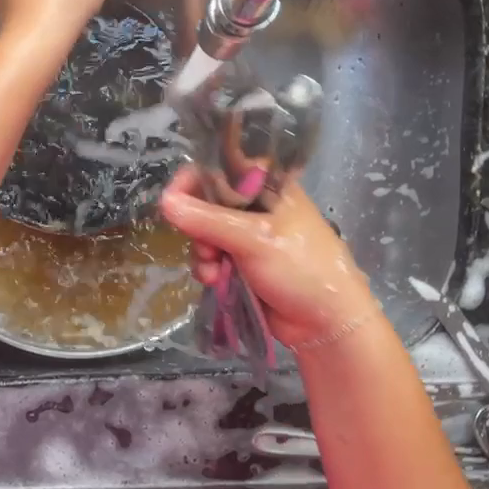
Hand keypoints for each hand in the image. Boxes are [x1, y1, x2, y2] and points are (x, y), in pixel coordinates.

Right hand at [158, 168, 380, 348]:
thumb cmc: (301, 268)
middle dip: (197, 227)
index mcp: (269, 187)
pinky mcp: (240, 264)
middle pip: (206, 203)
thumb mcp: (254, 239)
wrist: (324, 322)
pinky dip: (208, 269)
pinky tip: (216, 282)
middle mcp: (256, 207)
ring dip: (202, 253)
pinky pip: (210, 258)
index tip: (174, 199)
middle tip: (206, 247)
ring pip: (204, 234)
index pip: (223, 167)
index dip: (195, 180)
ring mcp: (247, 237)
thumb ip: (207, 220)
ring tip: (214, 272)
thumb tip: (164, 201)